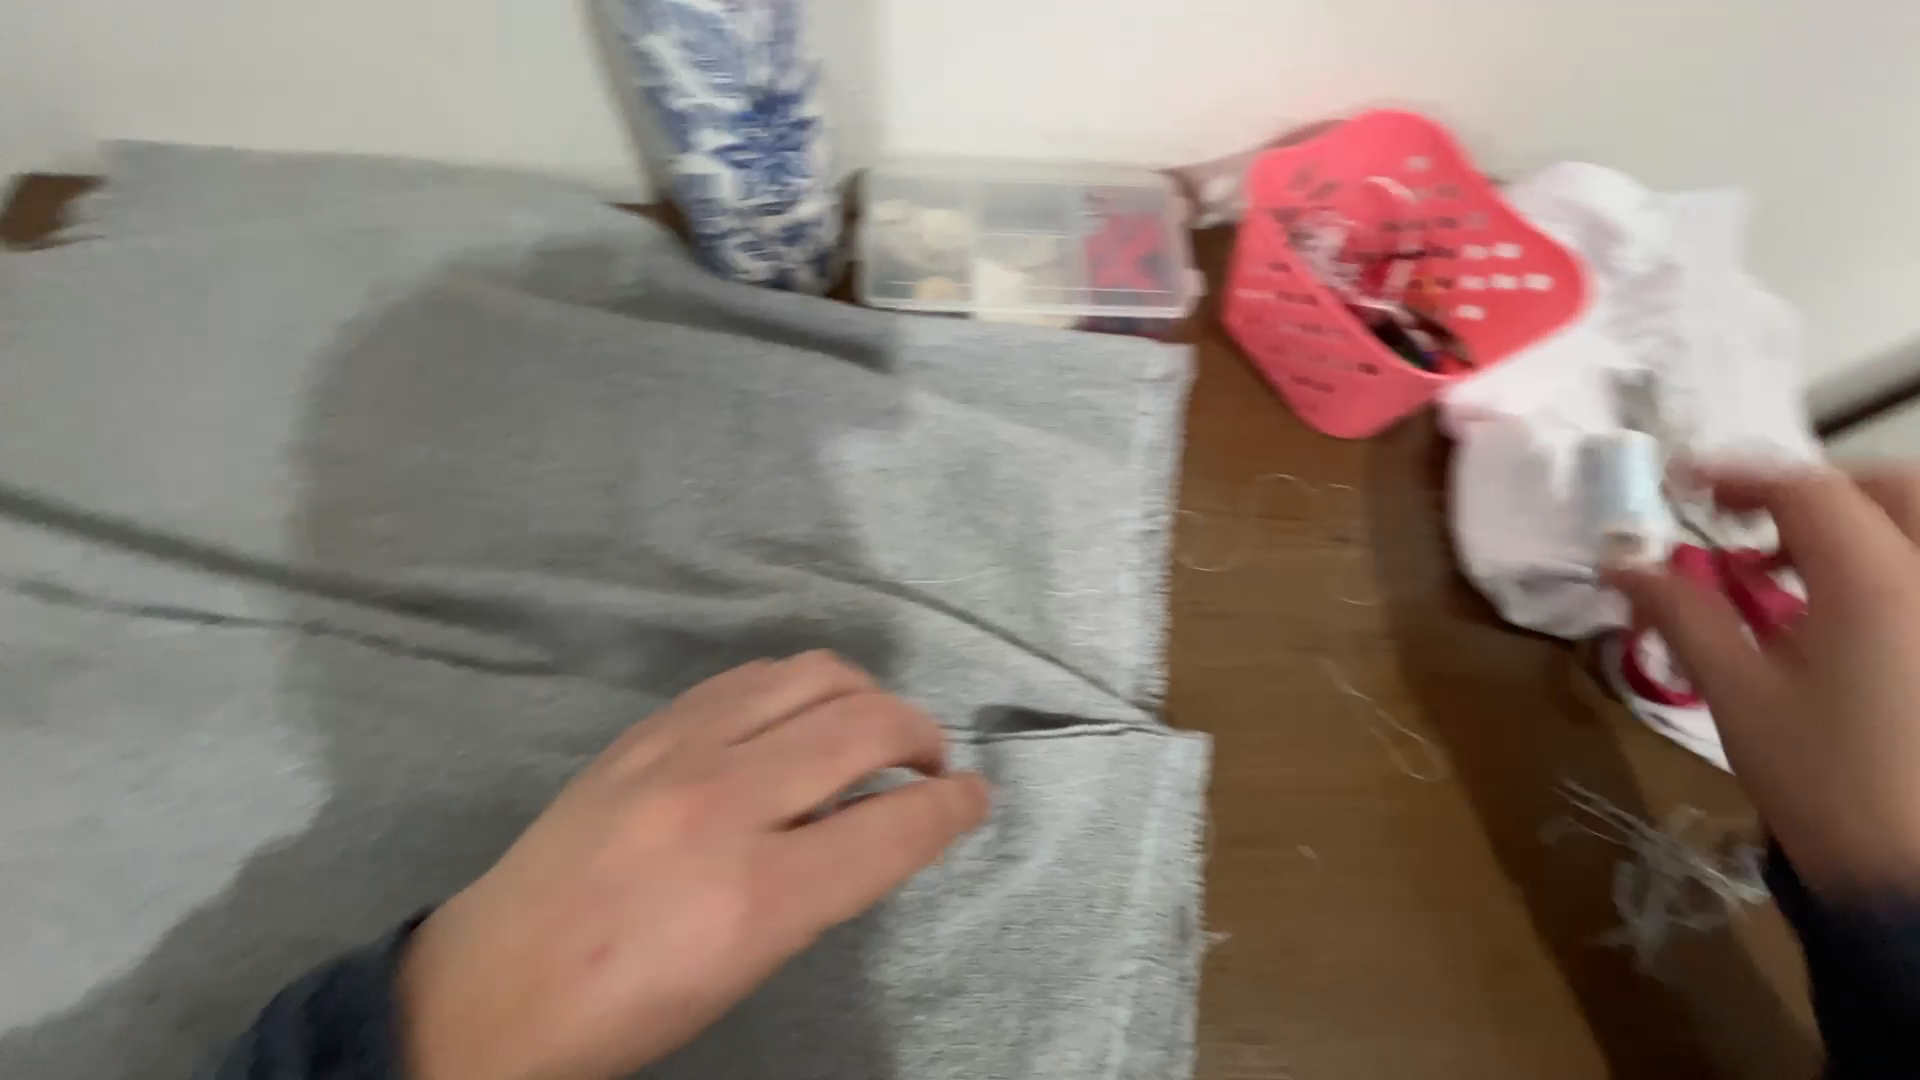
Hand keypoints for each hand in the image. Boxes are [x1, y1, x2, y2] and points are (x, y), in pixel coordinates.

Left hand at [396, 652, 989, 1079]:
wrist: (491, 985)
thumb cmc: (635, 1002)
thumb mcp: (754, 963)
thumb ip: (833, 880)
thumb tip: (891, 813)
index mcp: (756, 895)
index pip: (894, 826)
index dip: (954, 806)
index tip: (976, 796)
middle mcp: (724, 802)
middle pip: (867, 725)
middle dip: (924, 736)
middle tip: (931, 762)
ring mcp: (681, 749)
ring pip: (817, 675)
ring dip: (869, 696)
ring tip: (873, 728)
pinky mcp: (651, 726)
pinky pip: (756, 675)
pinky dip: (805, 687)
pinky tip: (804, 715)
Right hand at [1608, 464, 1919, 896]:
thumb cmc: (1822, 775)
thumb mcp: (1733, 689)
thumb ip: (1680, 611)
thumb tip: (1621, 561)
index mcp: (1881, 585)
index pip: (1808, 490)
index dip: (1735, 475)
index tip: (1675, 485)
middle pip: (1890, 489)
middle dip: (1806, 492)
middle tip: (1735, 523)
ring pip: (1919, 527)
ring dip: (1848, 526)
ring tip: (1779, 569)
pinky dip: (1881, 564)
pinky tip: (1835, 610)